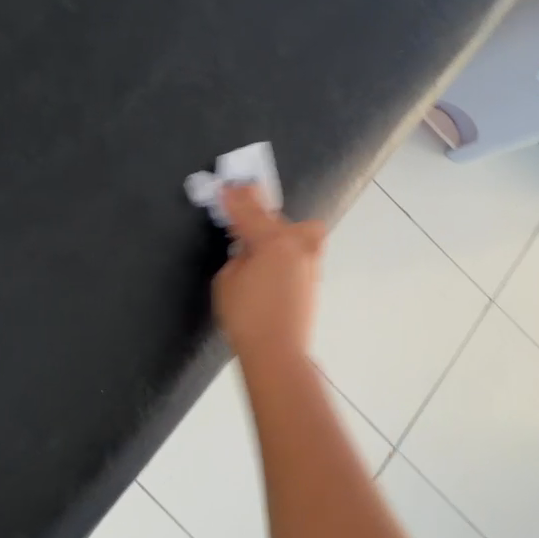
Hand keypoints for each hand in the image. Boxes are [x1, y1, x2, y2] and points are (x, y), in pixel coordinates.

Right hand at [212, 184, 326, 364]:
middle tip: (239, 221)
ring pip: (299, 232)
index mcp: (274, 242)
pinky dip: (285, 249)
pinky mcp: (313, 278)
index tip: (225, 185)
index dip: (234, 198)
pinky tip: (268, 264)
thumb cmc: (246, 316)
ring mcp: (310, 262)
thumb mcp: (227, 280)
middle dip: (258, 215)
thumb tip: (248, 249)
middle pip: (278, 218)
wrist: (277, 352)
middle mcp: (298, 245)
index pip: (248, 212)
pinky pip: (300, 251)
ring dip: (278, 231)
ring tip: (257, 245)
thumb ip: (238, 255)